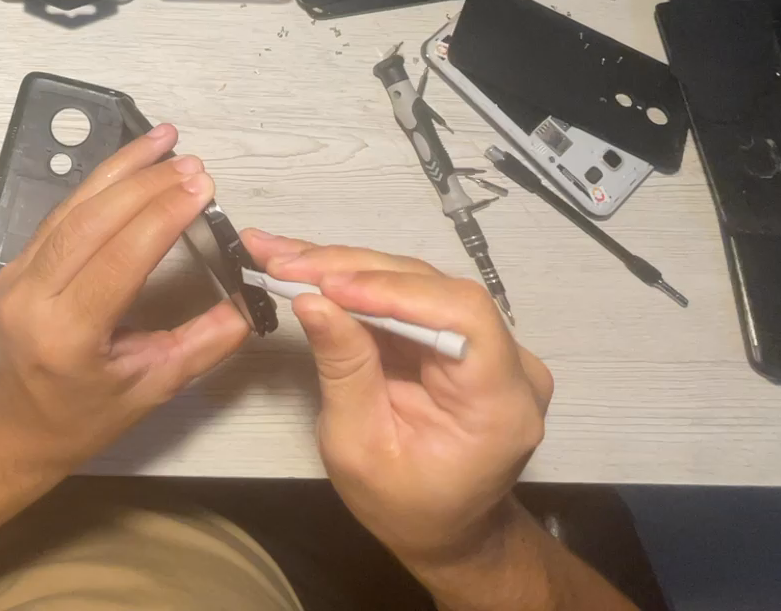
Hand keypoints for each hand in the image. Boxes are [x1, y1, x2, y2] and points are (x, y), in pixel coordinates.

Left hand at [0, 124, 250, 476]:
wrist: (10, 425)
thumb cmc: (80, 417)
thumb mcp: (149, 390)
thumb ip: (203, 345)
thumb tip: (249, 304)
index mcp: (68, 334)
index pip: (119, 260)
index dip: (162, 216)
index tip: (201, 185)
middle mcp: (34, 295)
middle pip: (91, 222)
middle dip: (145, 184)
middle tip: (192, 163)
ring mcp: (19, 272)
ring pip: (72, 206)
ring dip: (120, 169)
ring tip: (163, 140)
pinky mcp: (17, 260)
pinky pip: (62, 213)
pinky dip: (98, 183)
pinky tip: (128, 163)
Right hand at [243, 231, 552, 570]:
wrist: (441, 525)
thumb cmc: (402, 503)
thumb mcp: (358, 447)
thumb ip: (343, 370)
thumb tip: (310, 301)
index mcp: (497, 402)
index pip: (462, 316)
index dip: (394, 291)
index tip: (328, 287)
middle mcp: (505, 358)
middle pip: (427, 286)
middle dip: (345, 270)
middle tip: (278, 260)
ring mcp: (483, 339)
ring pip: (406, 279)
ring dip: (336, 266)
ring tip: (275, 255)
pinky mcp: (451, 329)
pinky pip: (398, 291)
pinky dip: (344, 278)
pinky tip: (299, 262)